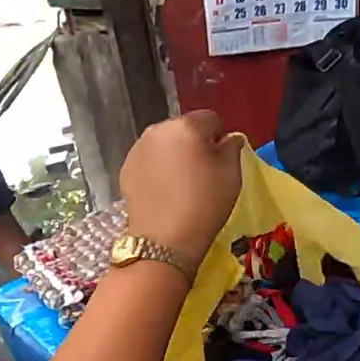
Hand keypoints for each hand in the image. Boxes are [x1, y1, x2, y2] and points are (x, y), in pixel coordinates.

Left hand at [119, 111, 244, 270]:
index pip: (211, 119)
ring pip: (165, 144)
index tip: (220, 162)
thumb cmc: (205, 205)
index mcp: (187, 126)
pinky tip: (164, 192)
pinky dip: (158, 169)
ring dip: (175, 155)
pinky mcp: (126, 168)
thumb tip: (228, 139)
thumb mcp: (232, 175)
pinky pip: (149, 160)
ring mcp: (138, 148)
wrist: (165, 241)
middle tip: (202, 174)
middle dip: (194, 144)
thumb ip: (233, 148)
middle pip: (184, 129)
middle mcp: (158, 130)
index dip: (219, 139)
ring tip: (181, 185)